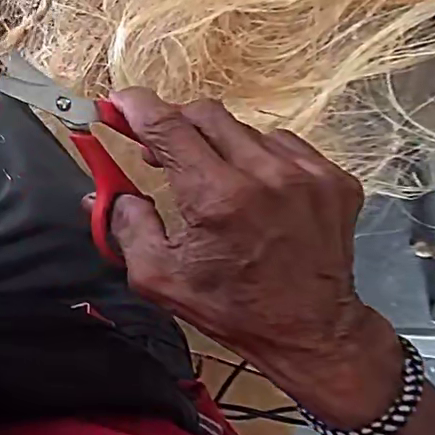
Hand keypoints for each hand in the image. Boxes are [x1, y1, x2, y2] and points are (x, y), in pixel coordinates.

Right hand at [103, 91, 403, 428]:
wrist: (312, 333)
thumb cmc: (229, 307)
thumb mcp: (156, 275)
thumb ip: (123, 225)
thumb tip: (101, 193)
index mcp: (216, 198)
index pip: (167, 126)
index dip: (135, 106)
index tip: (117, 102)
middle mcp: (264, 176)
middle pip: (203, 113)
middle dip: (170, 122)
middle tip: (154, 147)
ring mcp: (306, 174)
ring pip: (240, 127)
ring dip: (211, 141)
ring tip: (203, 172)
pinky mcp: (333, 179)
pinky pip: (280, 142)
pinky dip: (252, 153)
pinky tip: (247, 183)